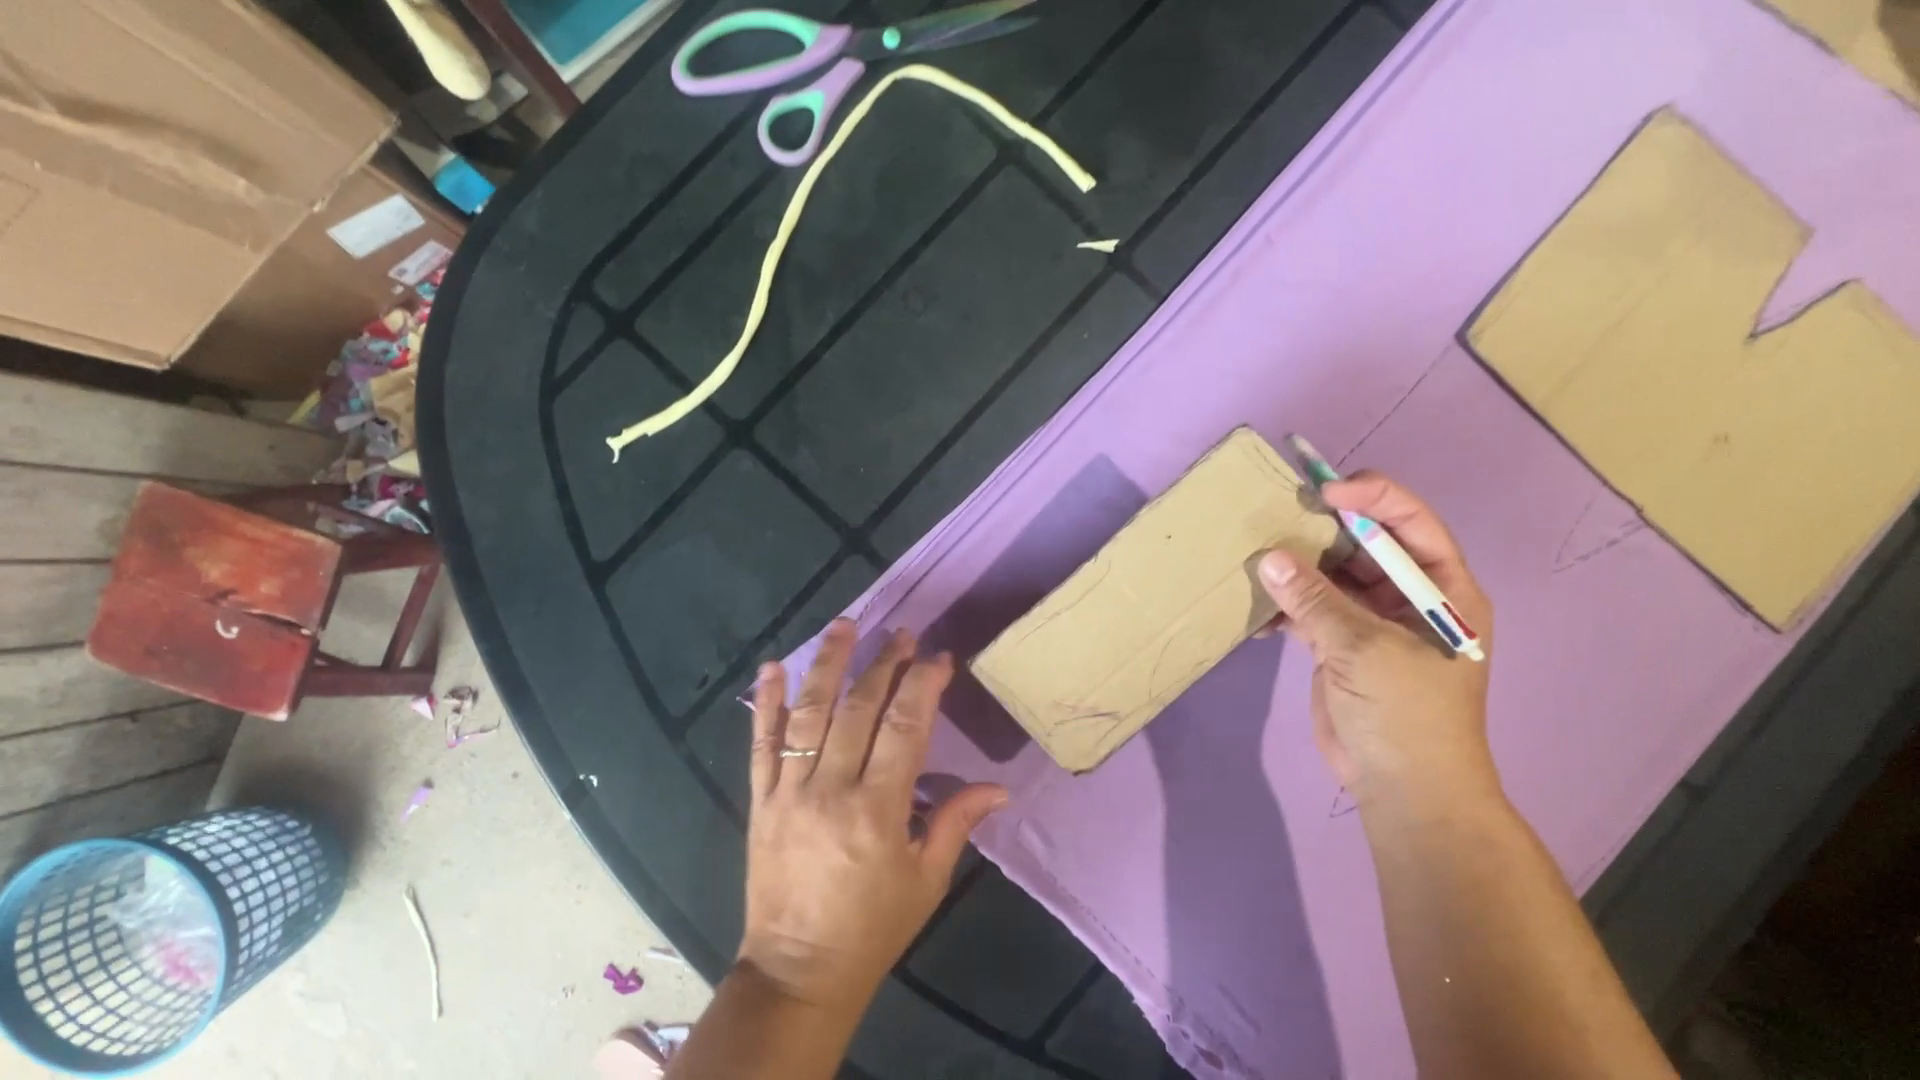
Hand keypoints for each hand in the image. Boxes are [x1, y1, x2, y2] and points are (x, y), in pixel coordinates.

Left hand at [740, 619, 1007, 1010]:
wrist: (798, 971)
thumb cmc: (872, 928)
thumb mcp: (926, 881)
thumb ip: (955, 823)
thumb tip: (998, 788)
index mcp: (878, 811)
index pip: (904, 728)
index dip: (923, 686)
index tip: (939, 658)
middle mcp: (831, 790)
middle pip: (859, 710)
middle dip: (884, 664)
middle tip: (902, 632)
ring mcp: (789, 792)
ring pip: (808, 714)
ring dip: (827, 665)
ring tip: (845, 624)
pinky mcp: (761, 802)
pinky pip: (761, 744)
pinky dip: (764, 703)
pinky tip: (771, 667)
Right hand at [1256, 471, 1496, 798]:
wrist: (1404, 788)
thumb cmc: (1405, 712)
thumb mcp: (1363, 648)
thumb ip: (1315, 599)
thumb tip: (1270, 558)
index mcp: (1442, 590)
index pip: (1410, 524)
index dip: (1372, 498)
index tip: (1324, 492)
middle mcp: (1410, 598)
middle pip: (1367, 545)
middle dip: (1325, 528)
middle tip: (1279, 513)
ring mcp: (1373, 623)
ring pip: (1334, 577)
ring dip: (1299, 567)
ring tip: (1258, 552)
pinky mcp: (1342, 648)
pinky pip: (1311, 611)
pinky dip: (1285, 607)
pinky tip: (1257, 607)